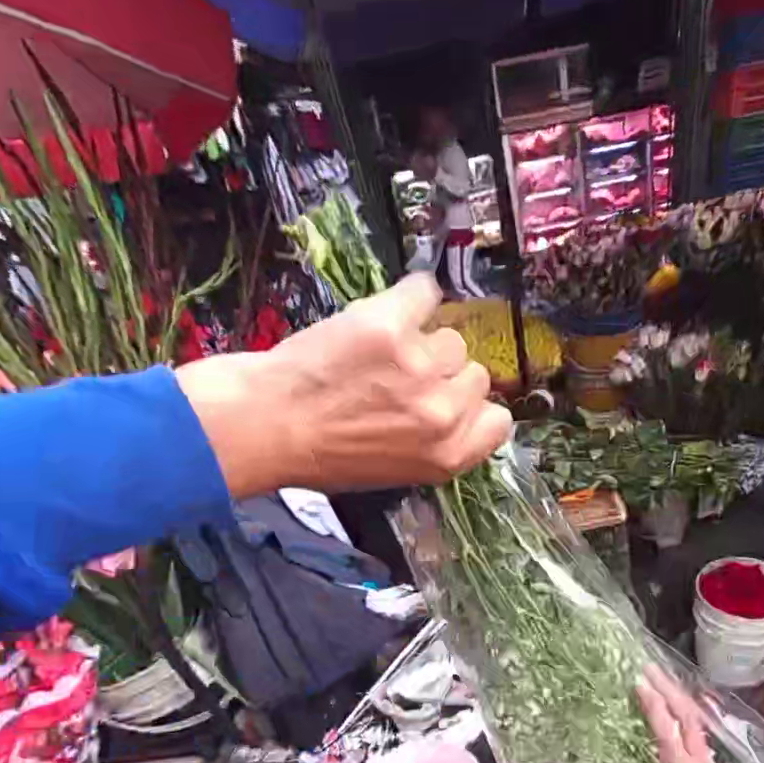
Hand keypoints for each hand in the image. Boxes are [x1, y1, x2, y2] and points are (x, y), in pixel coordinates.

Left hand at [176, 274, 511, 497]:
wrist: (264, 425)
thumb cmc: (329, 454)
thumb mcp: (404, 468)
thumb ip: (444, 440)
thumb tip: (469, 406)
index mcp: (450, 455)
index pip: (499, 419)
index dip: (474, 408)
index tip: (448, 402)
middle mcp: (444, 414)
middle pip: (476, 374)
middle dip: (443, 375)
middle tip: (401, 381)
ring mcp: (420, 368)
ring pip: (450, 339)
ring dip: (423, 342)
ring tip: (381, 353)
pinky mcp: (390, 327)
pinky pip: (424, 293)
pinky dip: (414, 295)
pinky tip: (394, 309)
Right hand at [619, 666, 752, 762]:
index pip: (669, 732)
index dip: (654, 705)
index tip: (639, 683)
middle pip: (688, 717)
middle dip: (669, 690)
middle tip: (649, 669)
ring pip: (696, 722)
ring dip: (678, 699)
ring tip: (660, 679)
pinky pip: (699, 734)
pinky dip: (685, 714)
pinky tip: (675, 705)